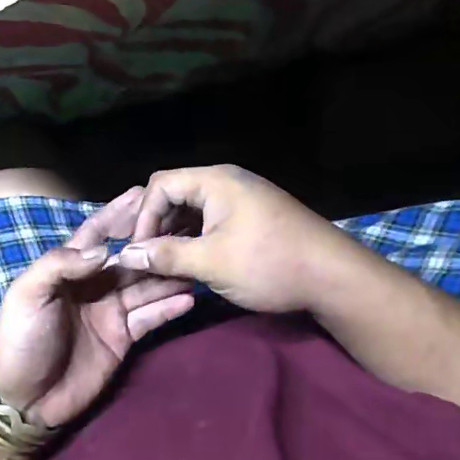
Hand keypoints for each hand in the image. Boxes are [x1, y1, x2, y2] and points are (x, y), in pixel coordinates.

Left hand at [0, 188, 195, 428]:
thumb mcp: (27, 294)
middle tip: (188, 222)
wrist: (23, 399)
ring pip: (146, 286)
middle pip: (129, 259)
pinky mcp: (122, 340)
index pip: (96, 234)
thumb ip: (60, 264)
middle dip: (154, 241)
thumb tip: (104, 248)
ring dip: (169, 273)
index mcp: (66, 270)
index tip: (144, 192)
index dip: (118, 214)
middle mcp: (92, 286)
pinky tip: (191, 296)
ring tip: (198, 257)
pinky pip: (150, 318)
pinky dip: (169, 308)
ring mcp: (109, 313)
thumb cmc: (20, 340)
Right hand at [115, 165, 351, 313]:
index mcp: (216, 181)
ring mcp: (242, 198)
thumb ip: (165, 256)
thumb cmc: (269, 264)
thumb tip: (125, 255)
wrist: (335, 278)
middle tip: (149, 260)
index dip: (143, 217)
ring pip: (192, 210)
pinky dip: (196, 239)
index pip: (160, 185)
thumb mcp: (211, 263)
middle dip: (157, 226)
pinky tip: (193, 264)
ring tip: (167, 266)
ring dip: (176, 236)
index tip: (140, 251)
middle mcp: (227, 181)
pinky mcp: (252, 216)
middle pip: (175, 194)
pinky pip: (211, 220)